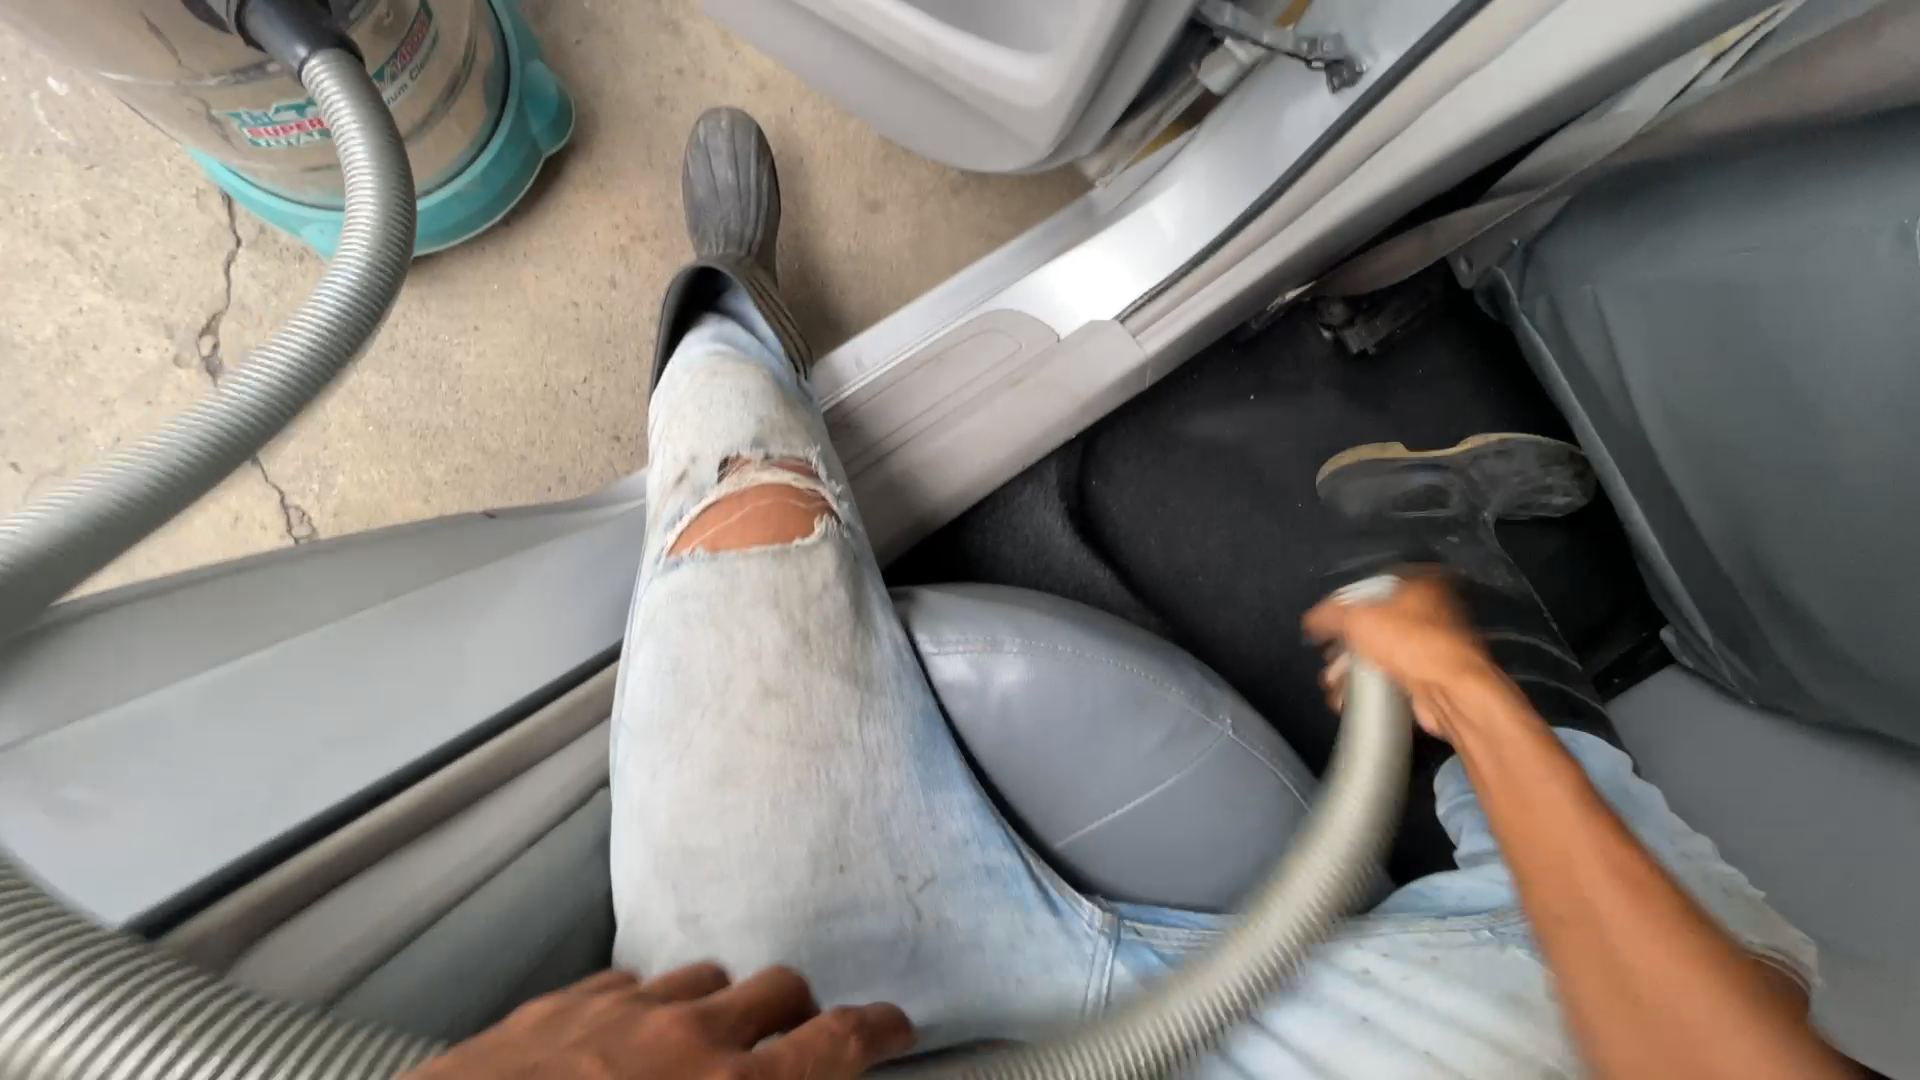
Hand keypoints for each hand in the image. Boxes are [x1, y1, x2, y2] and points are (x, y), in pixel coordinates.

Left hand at [402, 964, 914, 1079]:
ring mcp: (618, 1012)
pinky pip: (627, 982)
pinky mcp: (555, 1005)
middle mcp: (686, 1041)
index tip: (895, 1025)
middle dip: (794, 1016)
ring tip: (694, 1051)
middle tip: (784, 1051)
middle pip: (779, 988)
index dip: (878, 1030)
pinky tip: (613, 1047)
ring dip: (718, 1008)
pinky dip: (641, 1007)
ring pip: (706, 975)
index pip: (837, 1046)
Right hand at [1304, 569, 1516, 741]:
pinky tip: (1347, 696)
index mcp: (1420, 586)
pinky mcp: (1432, 674)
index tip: (1329, 620)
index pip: (1374, 584)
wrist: (1450, 689)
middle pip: (1376, 622)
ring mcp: (1434, 645)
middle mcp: (1432, 611)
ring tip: (1332, 682)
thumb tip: (1309, 621)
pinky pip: (1392, 675)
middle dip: (1347, 642)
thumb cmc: (1407, 641)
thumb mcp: (1356, 619)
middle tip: (1328, 654)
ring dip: (1354, 668)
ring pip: (1383, 652)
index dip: (1347, 601)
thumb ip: (1329, 615)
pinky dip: (1370, 684)